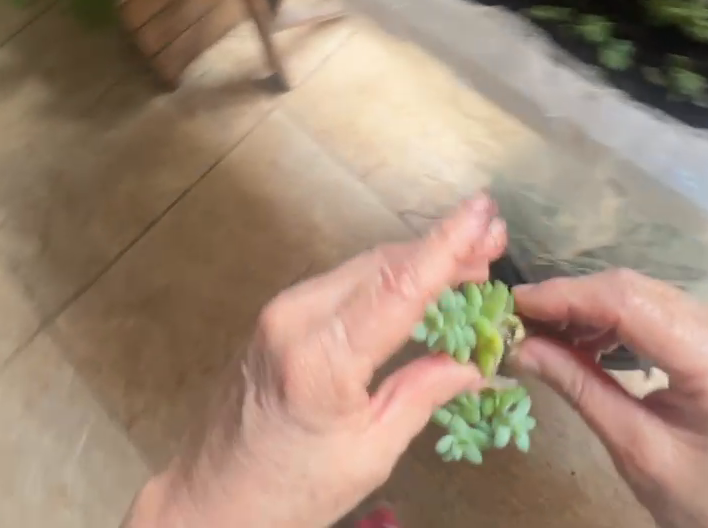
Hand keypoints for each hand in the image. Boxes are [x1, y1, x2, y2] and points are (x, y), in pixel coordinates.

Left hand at [127, 194, 509, 527]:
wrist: (213, 495)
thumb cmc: (293, 489)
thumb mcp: (371, 451)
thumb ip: (424, 391)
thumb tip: (478, 361)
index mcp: (322, 359)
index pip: (396, 288)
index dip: (445, 245)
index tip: (481, 212)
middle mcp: (299, 315)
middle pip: (384, 265)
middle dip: (442, 247)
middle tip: (493, 237)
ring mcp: (286, 306)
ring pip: (367, 266)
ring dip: (419, 258)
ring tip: (474, 255)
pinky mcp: (283, 308)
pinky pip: (348, 280)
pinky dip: (391, 275)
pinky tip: (423, 278)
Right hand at [511, 270, 707, 527]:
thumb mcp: (637, 451)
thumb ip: (579, 389)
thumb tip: (519, 345)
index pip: (629, 303)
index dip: (566, 296)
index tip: (515, 303)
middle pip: (633, 290)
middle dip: (571, 298)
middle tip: (520, 317)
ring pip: (640, 292)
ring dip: (588, 305)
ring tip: (545, 330)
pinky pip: (654, 307)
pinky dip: (612, 316)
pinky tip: (585, 337)